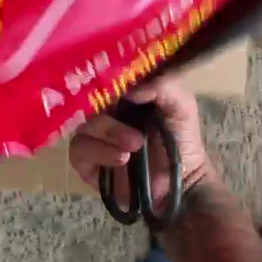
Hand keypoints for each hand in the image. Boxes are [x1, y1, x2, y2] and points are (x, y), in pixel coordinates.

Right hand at [70, 78, 219, 214]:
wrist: (182, 181)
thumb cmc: (182, 139)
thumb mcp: (181, 105)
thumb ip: (162, 87)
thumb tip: (130, 89)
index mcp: (123, 95)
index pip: (104, 80)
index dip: (108, 81)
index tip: (122, 88)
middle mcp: (105, 113)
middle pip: (88, 102)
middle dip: (111, 115)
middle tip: (135, 132)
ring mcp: (94, 137)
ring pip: (84, 126)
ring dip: (109, 134)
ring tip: (135, 147)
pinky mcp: (87, 162)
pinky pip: (79, 151)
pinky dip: (100, 153)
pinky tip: (121, 159)